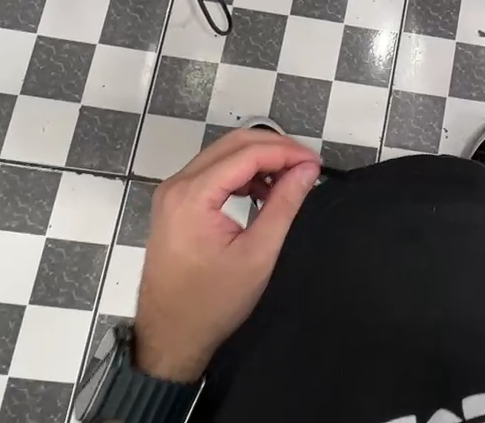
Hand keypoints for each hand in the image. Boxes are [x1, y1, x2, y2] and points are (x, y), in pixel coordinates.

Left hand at [133, 128, 320, 381]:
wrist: (169, 339)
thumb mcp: (258, 254)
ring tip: (289, 178)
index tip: (315, 162)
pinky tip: (263, 190)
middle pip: (234, 144)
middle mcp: (178, 184)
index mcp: (192, 195)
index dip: (286, 152)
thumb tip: (308, 169)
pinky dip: (242, 172)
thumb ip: (284, 204)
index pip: (247, 153)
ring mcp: (173, 191)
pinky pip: (214, 170)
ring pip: (224, 153)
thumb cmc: (212, 303)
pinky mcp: (176, 201)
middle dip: (275, 148)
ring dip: (260, 158)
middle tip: (307, 165)